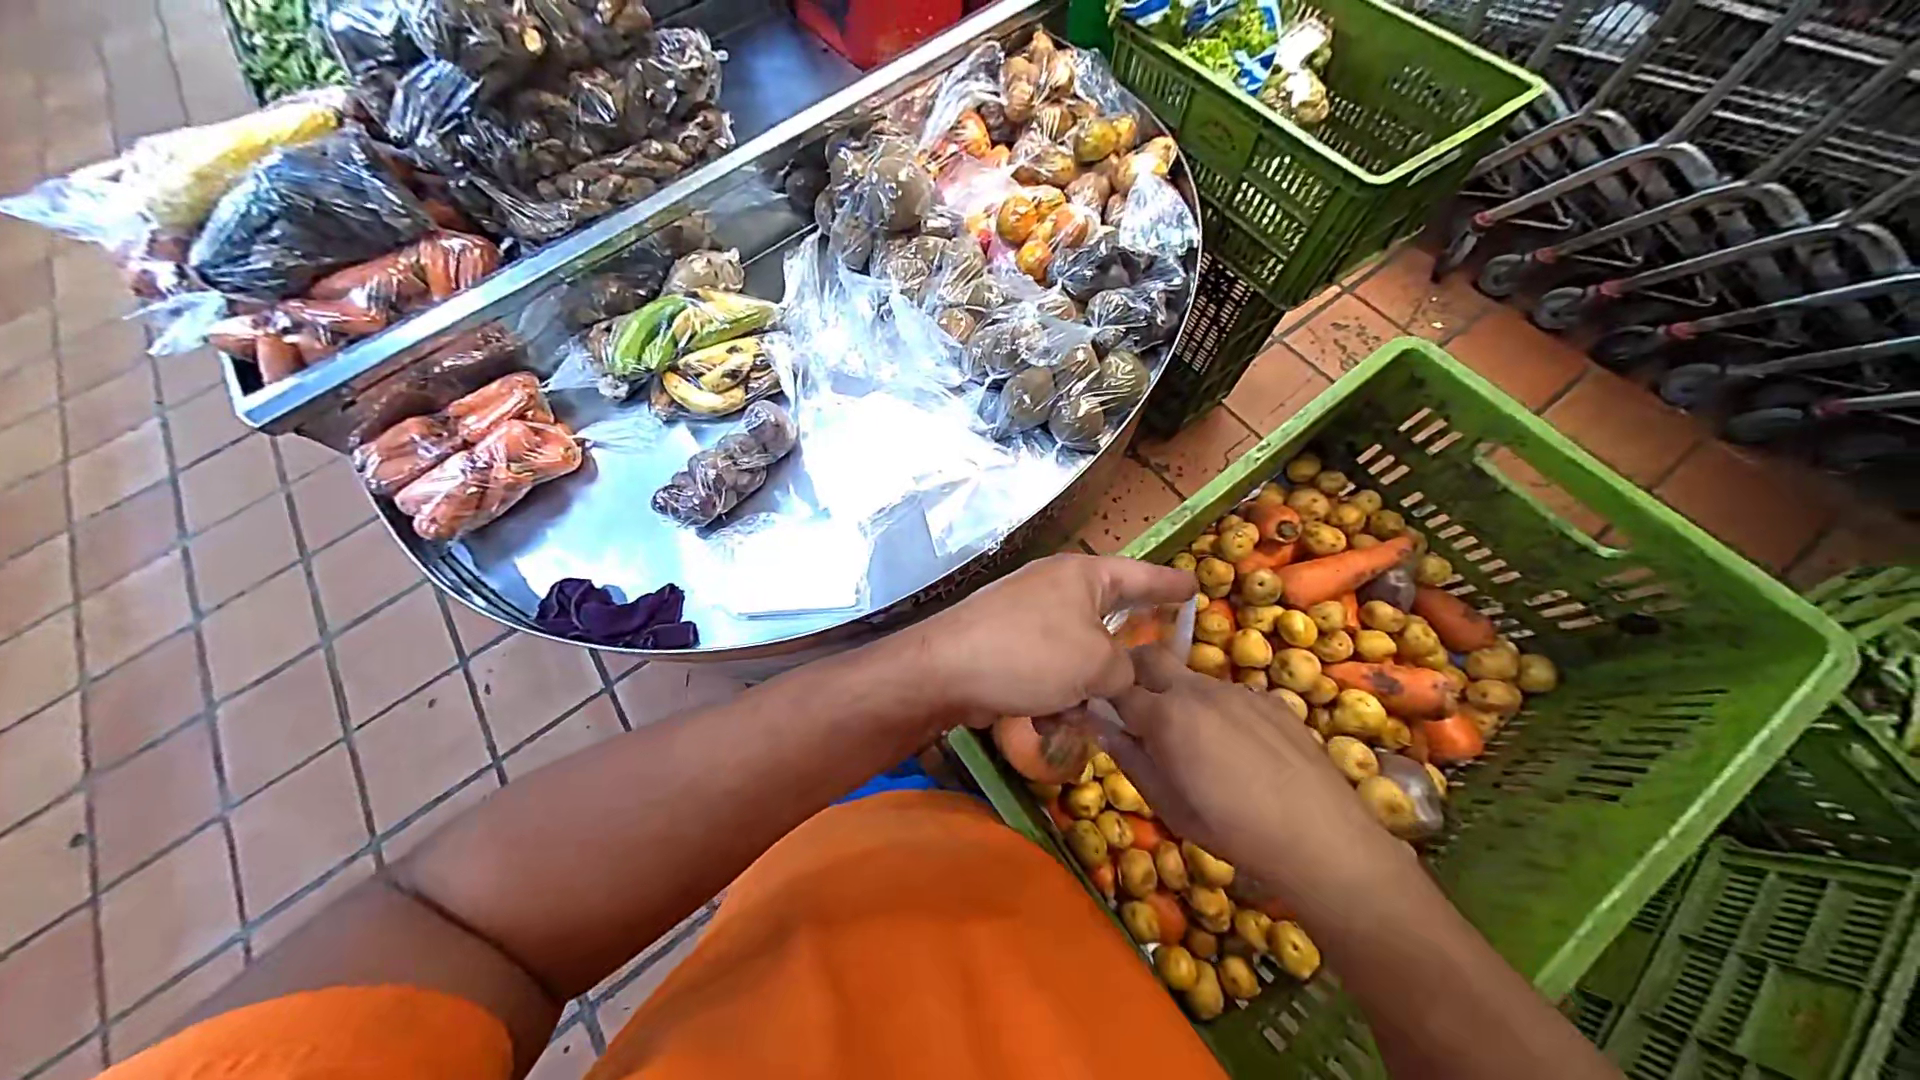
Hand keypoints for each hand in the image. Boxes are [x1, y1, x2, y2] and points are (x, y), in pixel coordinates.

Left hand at [899, 553, 1194, 723]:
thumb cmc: (1029, 654)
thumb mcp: (1097, 664)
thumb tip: (1121, 678)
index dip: (1171, 585)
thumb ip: (1127, 671)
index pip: (1141, 576)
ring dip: (1083, 689)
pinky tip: (1046, 718)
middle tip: (1148, 678)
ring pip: (1079, 654)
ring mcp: (1029, 616)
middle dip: (1121, 660)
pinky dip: (1053, 694)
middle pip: (1109, 621)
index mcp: (1084, 576)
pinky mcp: (1009, 645)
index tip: (1195, 587)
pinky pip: (1050, 669)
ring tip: (1076, 712)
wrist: (946, 671)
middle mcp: (1057, 589)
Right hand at [1099, 647, 1418, 915]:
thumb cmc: (1231, 830)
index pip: (1115, 687)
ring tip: (1192, 738)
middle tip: (1133, 705)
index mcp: (1165, 716)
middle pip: (1149, 656)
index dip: (1102, 696)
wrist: (1321, 837)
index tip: (1097, 710)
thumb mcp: (1167, 804)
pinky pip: (1229, 694)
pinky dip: (1216, 708)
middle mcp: (1196, 689)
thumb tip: (1100, 727)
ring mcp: (1236, 690)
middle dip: (1132, 670)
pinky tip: (1237, 748)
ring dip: (1177, 694)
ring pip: (1190, 677)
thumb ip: (1130, 759)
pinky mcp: (1269, 699)